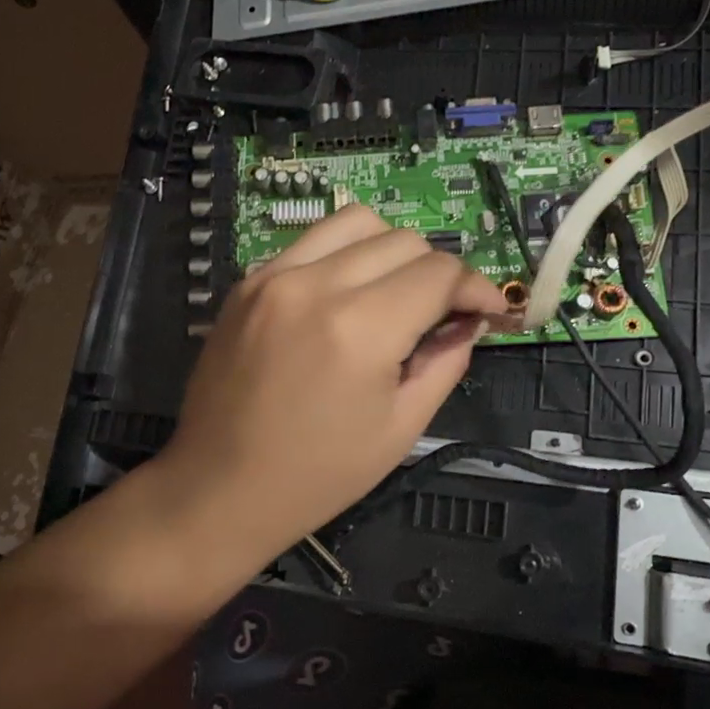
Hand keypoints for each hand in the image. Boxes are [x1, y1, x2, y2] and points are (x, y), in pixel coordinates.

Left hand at [156, 206, 507, 553]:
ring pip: (356, 222)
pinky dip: (343, 255)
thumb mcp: (401, 428)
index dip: (476, 287)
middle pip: (403, 240)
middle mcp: (316, 284)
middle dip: (437, 272)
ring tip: (394, 293)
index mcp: (360, 328)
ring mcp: (274, 276)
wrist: (219, 486)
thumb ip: (446, 362)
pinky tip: (343, 297)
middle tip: (441, 315)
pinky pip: (311, 242)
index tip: (489, 310)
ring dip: (391, 249)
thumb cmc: (318, 474)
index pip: (439, 272)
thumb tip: (469, 320)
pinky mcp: (247, 282)